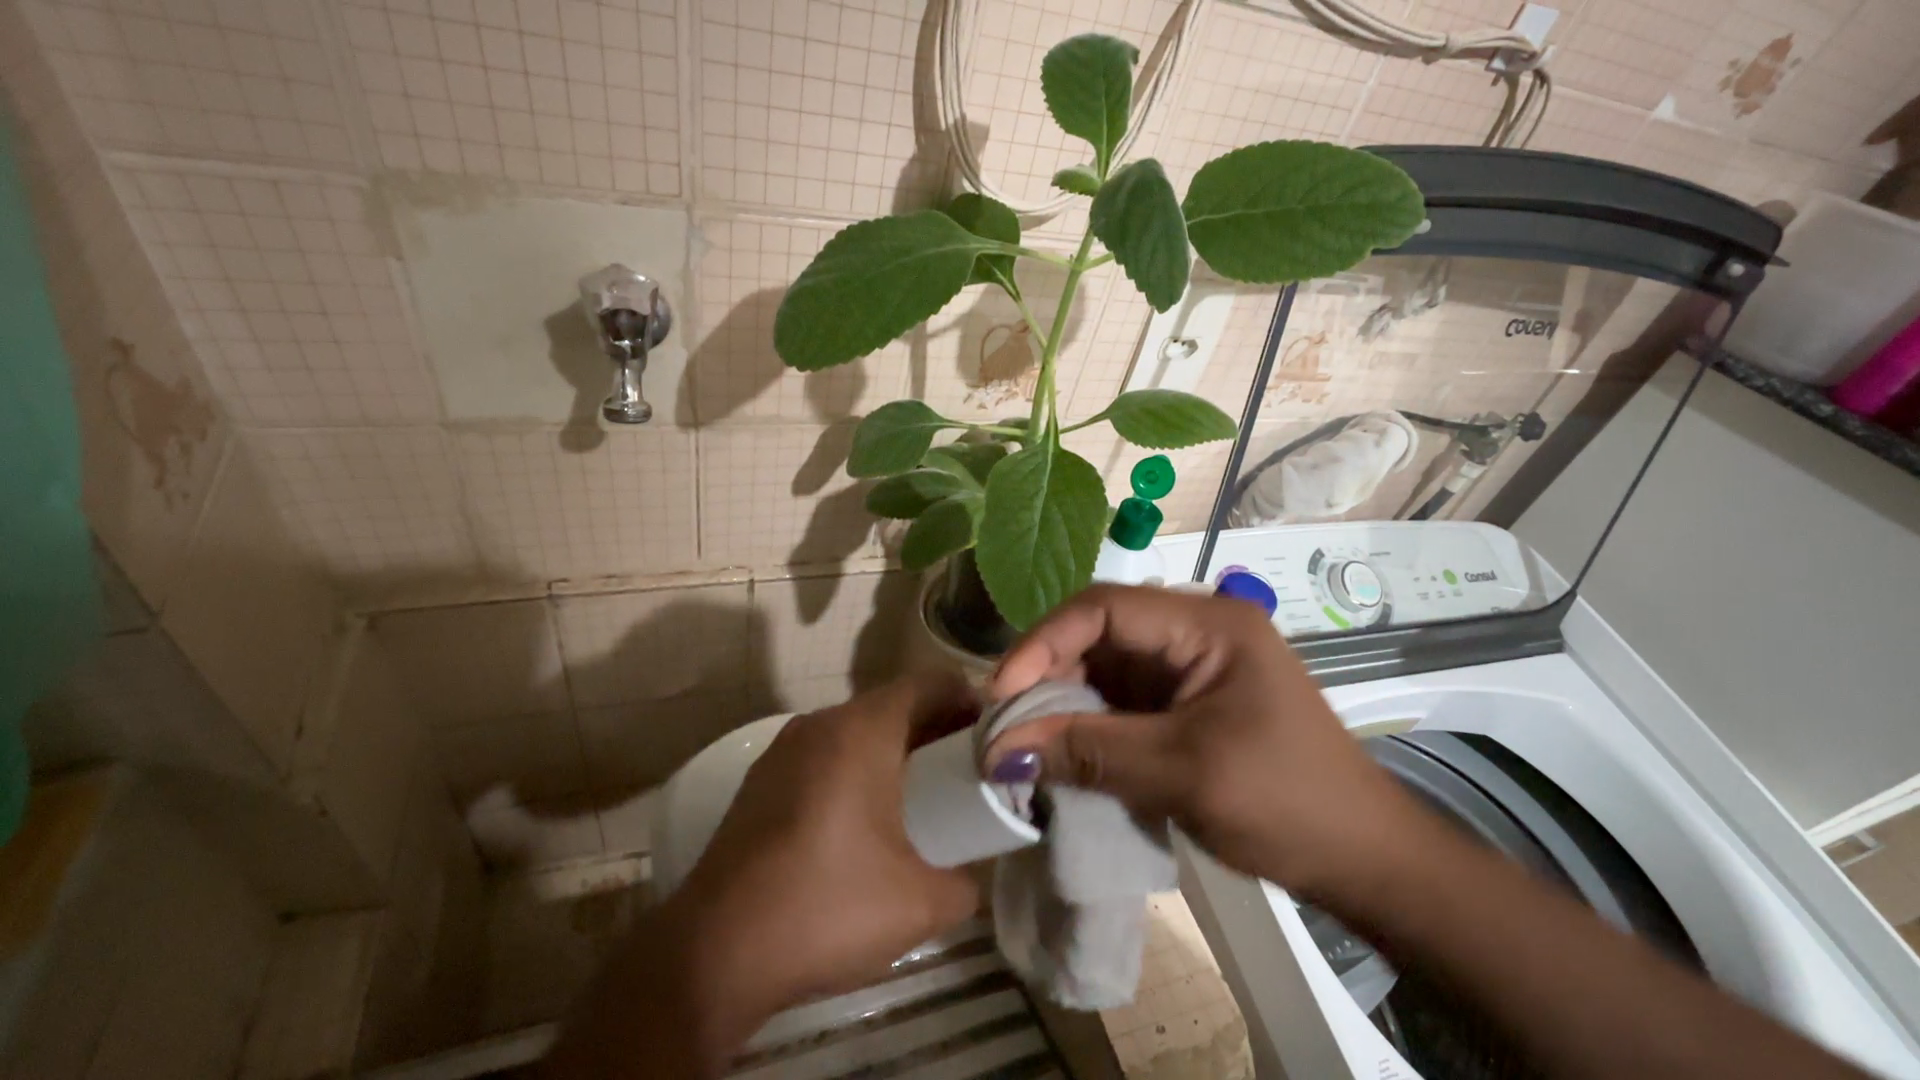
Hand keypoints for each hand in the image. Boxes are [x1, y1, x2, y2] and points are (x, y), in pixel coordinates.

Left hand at [673, 672, 983, 1016]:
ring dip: (896, 755)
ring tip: (925, 805)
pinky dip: (858, 772)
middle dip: (938, 734)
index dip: (972, 704)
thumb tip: (971, 871)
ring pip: (857, 732)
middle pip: (894, 705)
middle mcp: (819, 725)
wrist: (714, 955)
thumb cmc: (827, 910)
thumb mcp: (923, 903)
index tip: (996, 744)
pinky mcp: (760, 782)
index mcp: (861, 731)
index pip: (931, 683)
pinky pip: (826, 757)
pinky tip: (868, 827)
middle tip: (969, 778)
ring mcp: (782, 751)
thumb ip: (968, 879)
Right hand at [984, 585, 1422, 892]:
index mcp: (1209, 624)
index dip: (1043, 644)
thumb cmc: (1286, 802)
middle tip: (1003, 727)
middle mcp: (1196, 633)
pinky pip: (1119, 703)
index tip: (1001, 696)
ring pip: (1103, 670)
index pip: (1104, 607)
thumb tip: (995, 750)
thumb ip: (1088, 752)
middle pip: (1098, 635)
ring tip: (1022, 745)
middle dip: (1047, 677)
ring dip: (1062, 705)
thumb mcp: (1182, 773)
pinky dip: (1086, 727)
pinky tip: (1060, 755)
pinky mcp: (1184, 707)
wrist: (1361, 859)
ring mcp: (1190, 671)